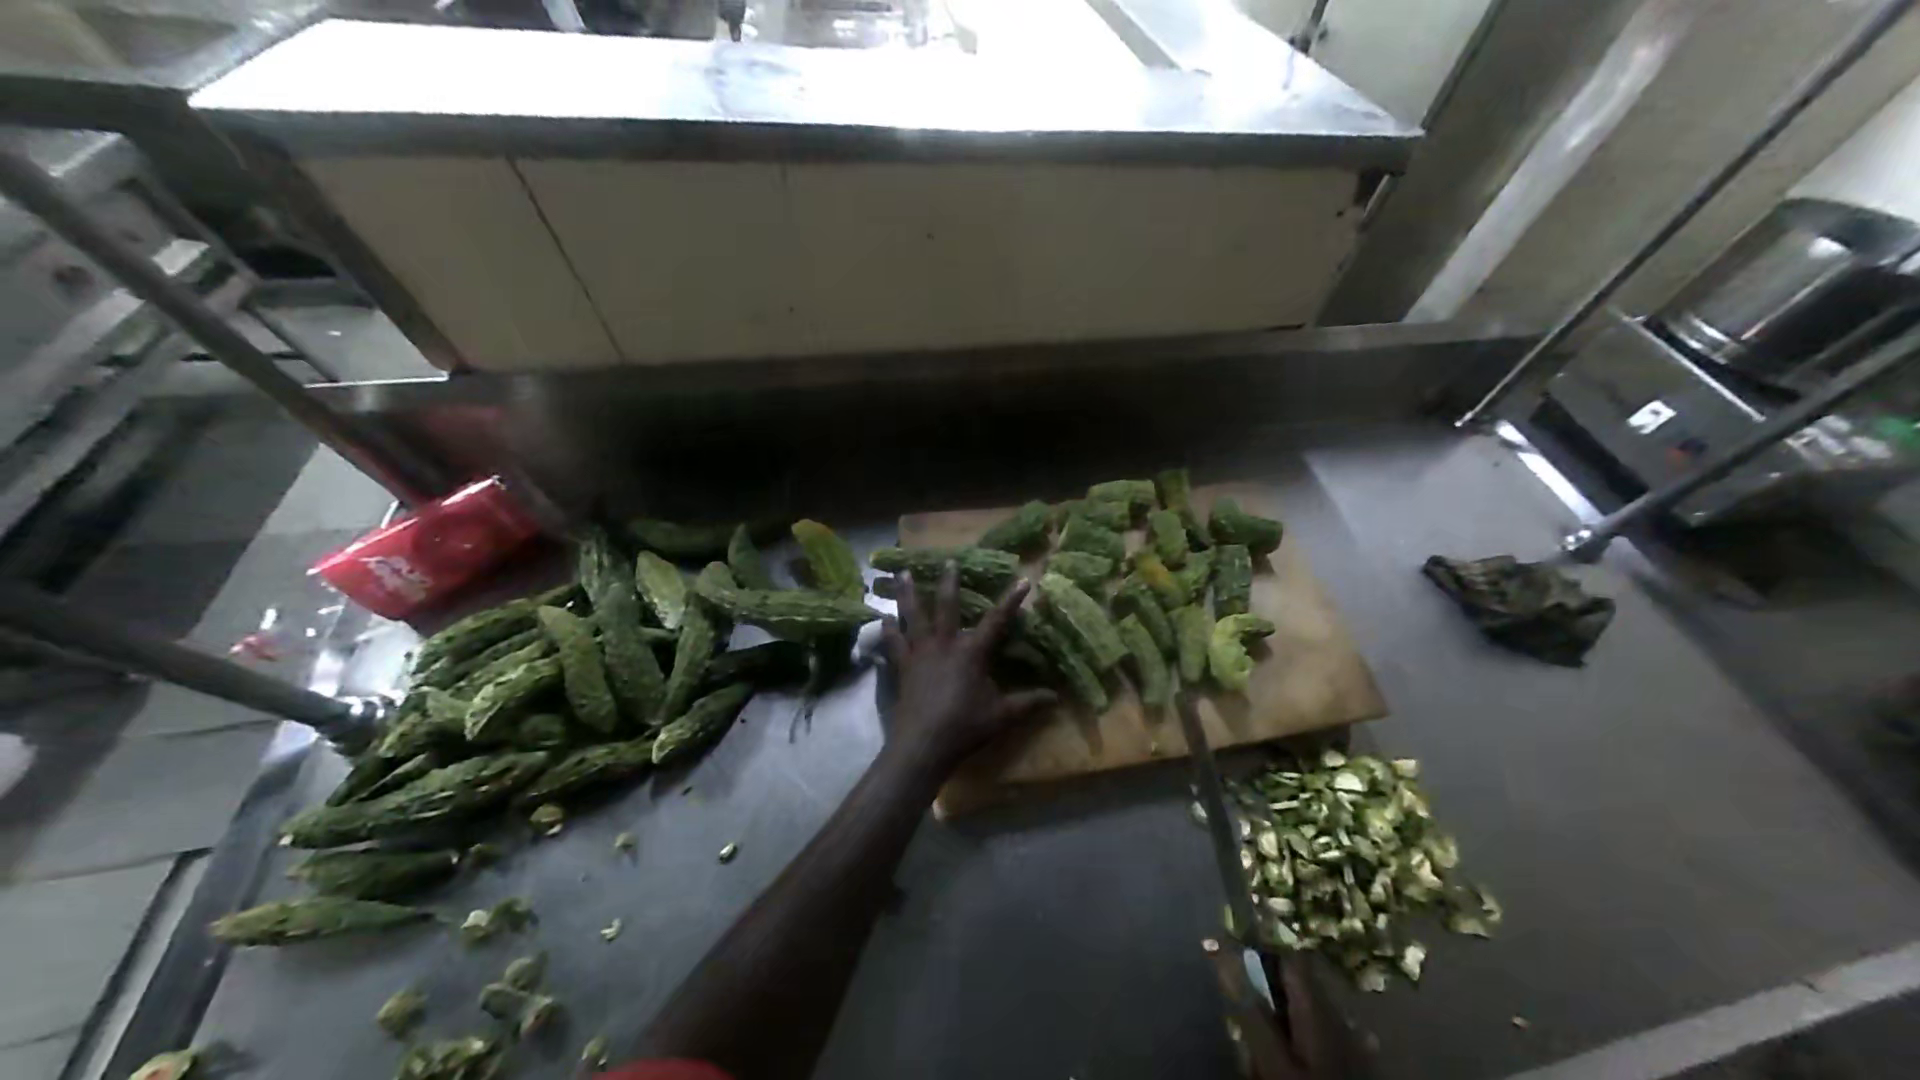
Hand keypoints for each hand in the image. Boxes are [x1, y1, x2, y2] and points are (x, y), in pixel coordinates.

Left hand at [879, 565, 1055, 773]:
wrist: (923, 745)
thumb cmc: (965, 727)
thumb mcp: (1002, 715)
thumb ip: (1028, 703)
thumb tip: (1056, 697)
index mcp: (972, 652)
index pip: (996, 621)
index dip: (1011, 600)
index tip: (1023, 580)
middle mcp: (944, 644)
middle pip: (946, 607)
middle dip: (948, 583)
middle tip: (948, 562)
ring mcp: (919, 653)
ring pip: (912, 616)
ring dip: (908, 594)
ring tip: (902, 573)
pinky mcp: (901, 666)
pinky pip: (893, 642)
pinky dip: (887, 629)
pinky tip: (882, 618)